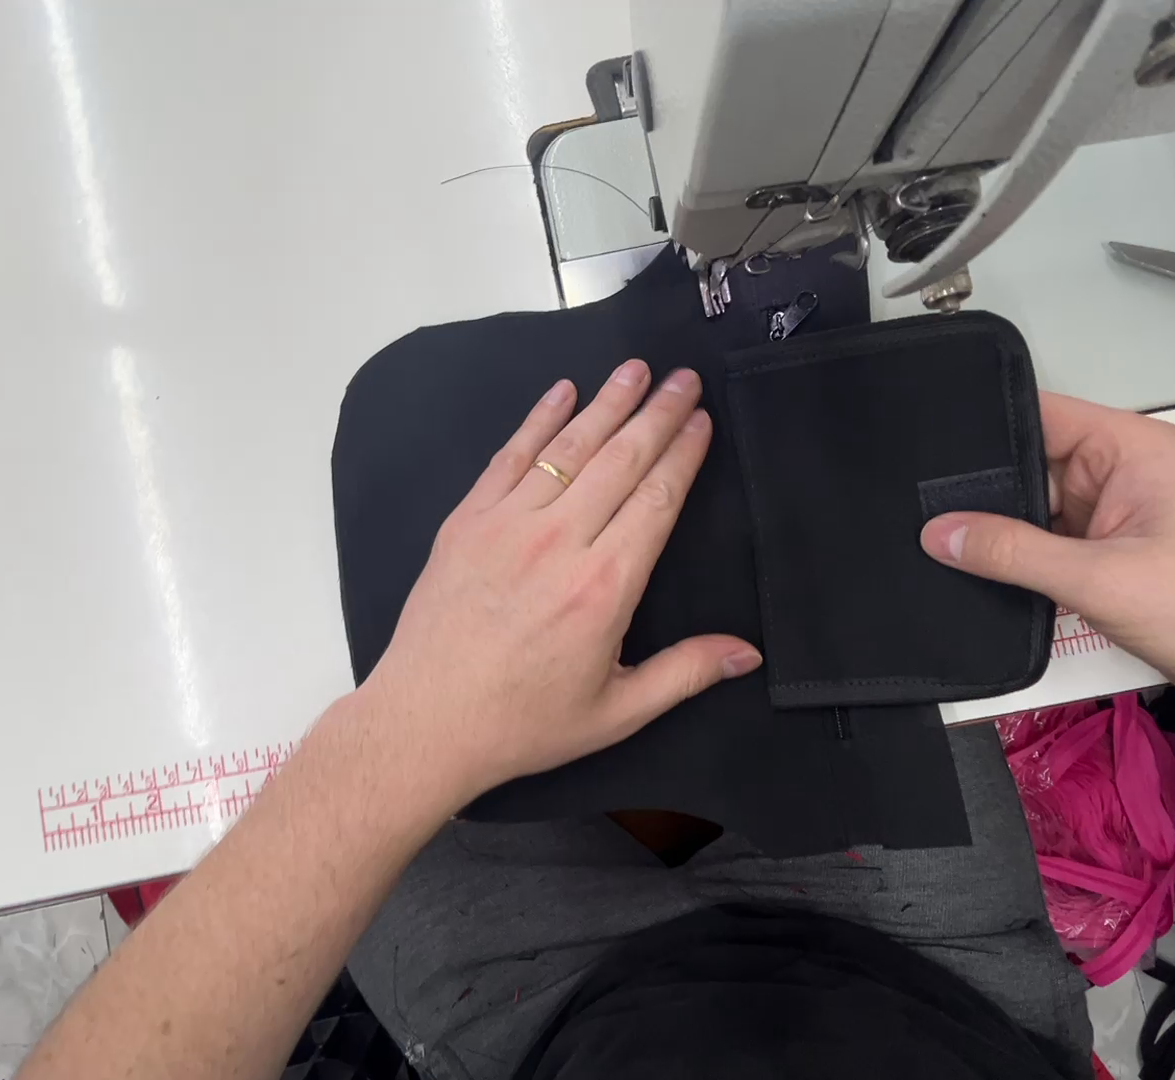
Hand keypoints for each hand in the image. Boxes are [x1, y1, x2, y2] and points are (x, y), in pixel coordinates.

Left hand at [353, 360, 760, 802]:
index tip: (700, 419)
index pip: (657, 498)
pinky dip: (538, 420)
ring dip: (606, 403)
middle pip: (621, 460)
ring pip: (569, 447)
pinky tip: (562, 391)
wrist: (426, 721)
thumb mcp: (616, 712)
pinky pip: (510, 457)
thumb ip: (685, 674)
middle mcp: (560, 542)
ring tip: (635, 369)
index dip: (683, 452)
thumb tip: (748, 654)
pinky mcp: (467, 520)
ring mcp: (508, 524)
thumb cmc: (523, 722)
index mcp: (605, 586)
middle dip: (657, 413)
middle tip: (682, 378)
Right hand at [918, 392, 1174, 705]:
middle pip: (1025, 464)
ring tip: (933, 540)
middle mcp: (1118, 471)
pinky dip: (1014, 557)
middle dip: (976, 490)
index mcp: (1128, 448)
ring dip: (994, 529)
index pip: (1036, 414)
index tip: (917, 448)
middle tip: (914, 511)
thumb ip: (1011, 553)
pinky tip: (972, 567)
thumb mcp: (1101, 578)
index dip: (976, 426)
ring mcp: (1112, 514)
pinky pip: (1044, 542)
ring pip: (1030, 508)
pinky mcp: (1108, 552)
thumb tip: (936, 533)